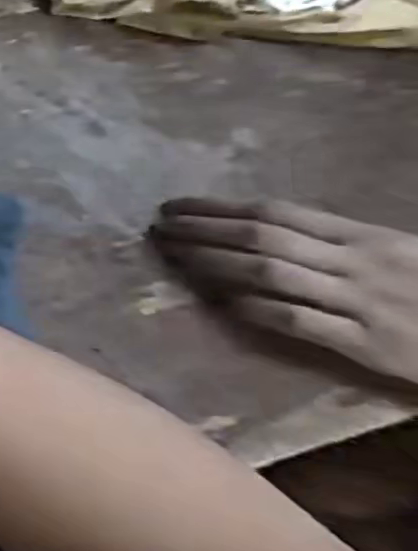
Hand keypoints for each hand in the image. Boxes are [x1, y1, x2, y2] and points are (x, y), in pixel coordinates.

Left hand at [153, 198, 417, 385]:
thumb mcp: (396, 254)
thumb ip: (334, 242)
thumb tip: (251, 226)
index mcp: (370, 238)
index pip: (275, 213)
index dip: (215, 207)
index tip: (171, 206)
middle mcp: (362, 265)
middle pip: (260, 239)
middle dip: (200, 230)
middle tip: (157, 228)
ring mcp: (366, 304)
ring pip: (267, 274)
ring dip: (210, 262)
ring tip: (172, 256)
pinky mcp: (372, 345)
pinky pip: (297, 320)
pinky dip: (253, 308)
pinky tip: (221, 302)